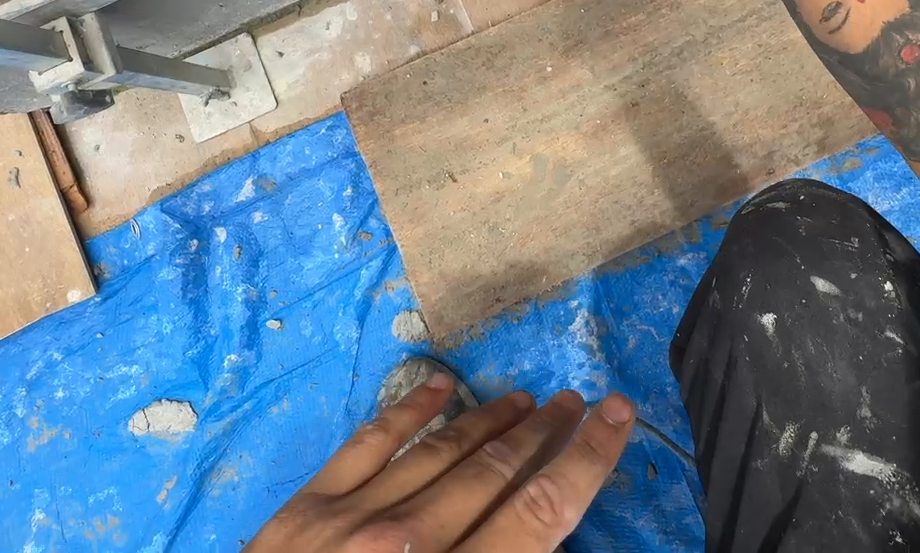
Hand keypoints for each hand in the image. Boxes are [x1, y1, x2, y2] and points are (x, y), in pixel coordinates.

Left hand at [248, 372, 636, 551]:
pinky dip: (409, 410)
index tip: (617, 413)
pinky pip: (367, 443)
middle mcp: (406, 549)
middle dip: (543, 433)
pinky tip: (442, 384)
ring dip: (490, 419)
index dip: (587, 460)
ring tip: (526, 397)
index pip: (540, 515)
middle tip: (574, 400)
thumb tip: (544, 543)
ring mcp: (348, 523)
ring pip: (440, 450)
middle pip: (495, 473)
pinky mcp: (301, 512)